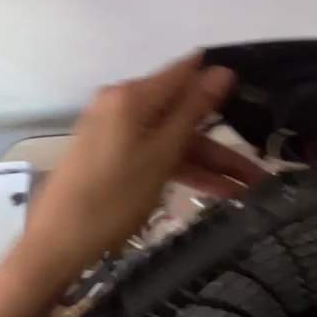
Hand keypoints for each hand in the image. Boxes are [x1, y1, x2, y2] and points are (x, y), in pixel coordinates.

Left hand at [24, 53, 267, 273]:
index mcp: (131, 96)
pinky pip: (158, 154)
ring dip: (210, 162)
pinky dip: (184, 170)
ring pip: (174, 140)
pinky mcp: (114, 158)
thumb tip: (222, 70)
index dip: (219, 80)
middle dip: (223, 139)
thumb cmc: (112, 198)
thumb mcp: (161, 154)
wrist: (56, 245)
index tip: (257, 93)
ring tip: (250, 188)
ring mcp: (117, 133)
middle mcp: (122, 106)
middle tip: (260, 161)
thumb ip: (193, 110)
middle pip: (183, 113)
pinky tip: (219, 192)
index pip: (185, 73)